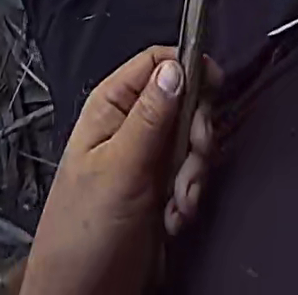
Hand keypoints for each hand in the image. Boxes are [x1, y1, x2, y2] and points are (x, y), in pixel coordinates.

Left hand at [22, 47, 217, 294]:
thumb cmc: (83, 235)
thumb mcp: (119, 169)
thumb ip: (151, 117)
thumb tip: (176, 67)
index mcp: (112, 105)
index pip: (157, 62)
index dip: (188, 67)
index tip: (214, 87)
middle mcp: (132, 123)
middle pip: (185, 98)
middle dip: (196, 133)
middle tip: (191, 159)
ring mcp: (148, 154)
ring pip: (192, 136)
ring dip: (194, 172)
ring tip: (178, 203)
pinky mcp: (162, 184)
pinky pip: (192, 171)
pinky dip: (191, 194)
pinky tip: (174, 217)